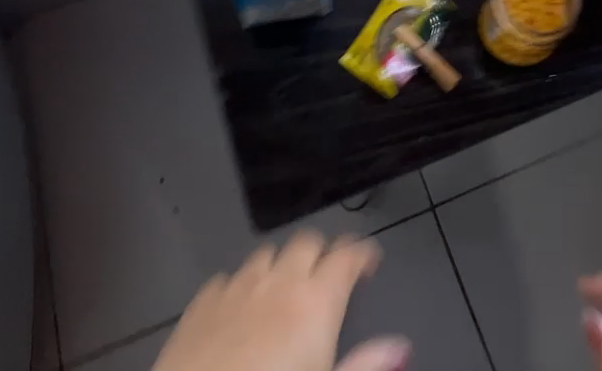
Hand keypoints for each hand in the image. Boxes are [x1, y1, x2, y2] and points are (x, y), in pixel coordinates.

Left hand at [152, 232, 408, 370]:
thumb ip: (366, 362)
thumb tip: (399, 348)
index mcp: (314, 302)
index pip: (347, 256)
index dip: (362, 253)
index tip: (369, 259)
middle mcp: (277, 282)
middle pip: (307, 243)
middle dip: (322, 252)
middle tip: (331, 272)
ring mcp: (236, 287)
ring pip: (267, 254)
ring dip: (282, 264)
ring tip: (288, 285)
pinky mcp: (202, 302)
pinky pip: (229, 277)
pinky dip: (243, 284)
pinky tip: (243, 306)